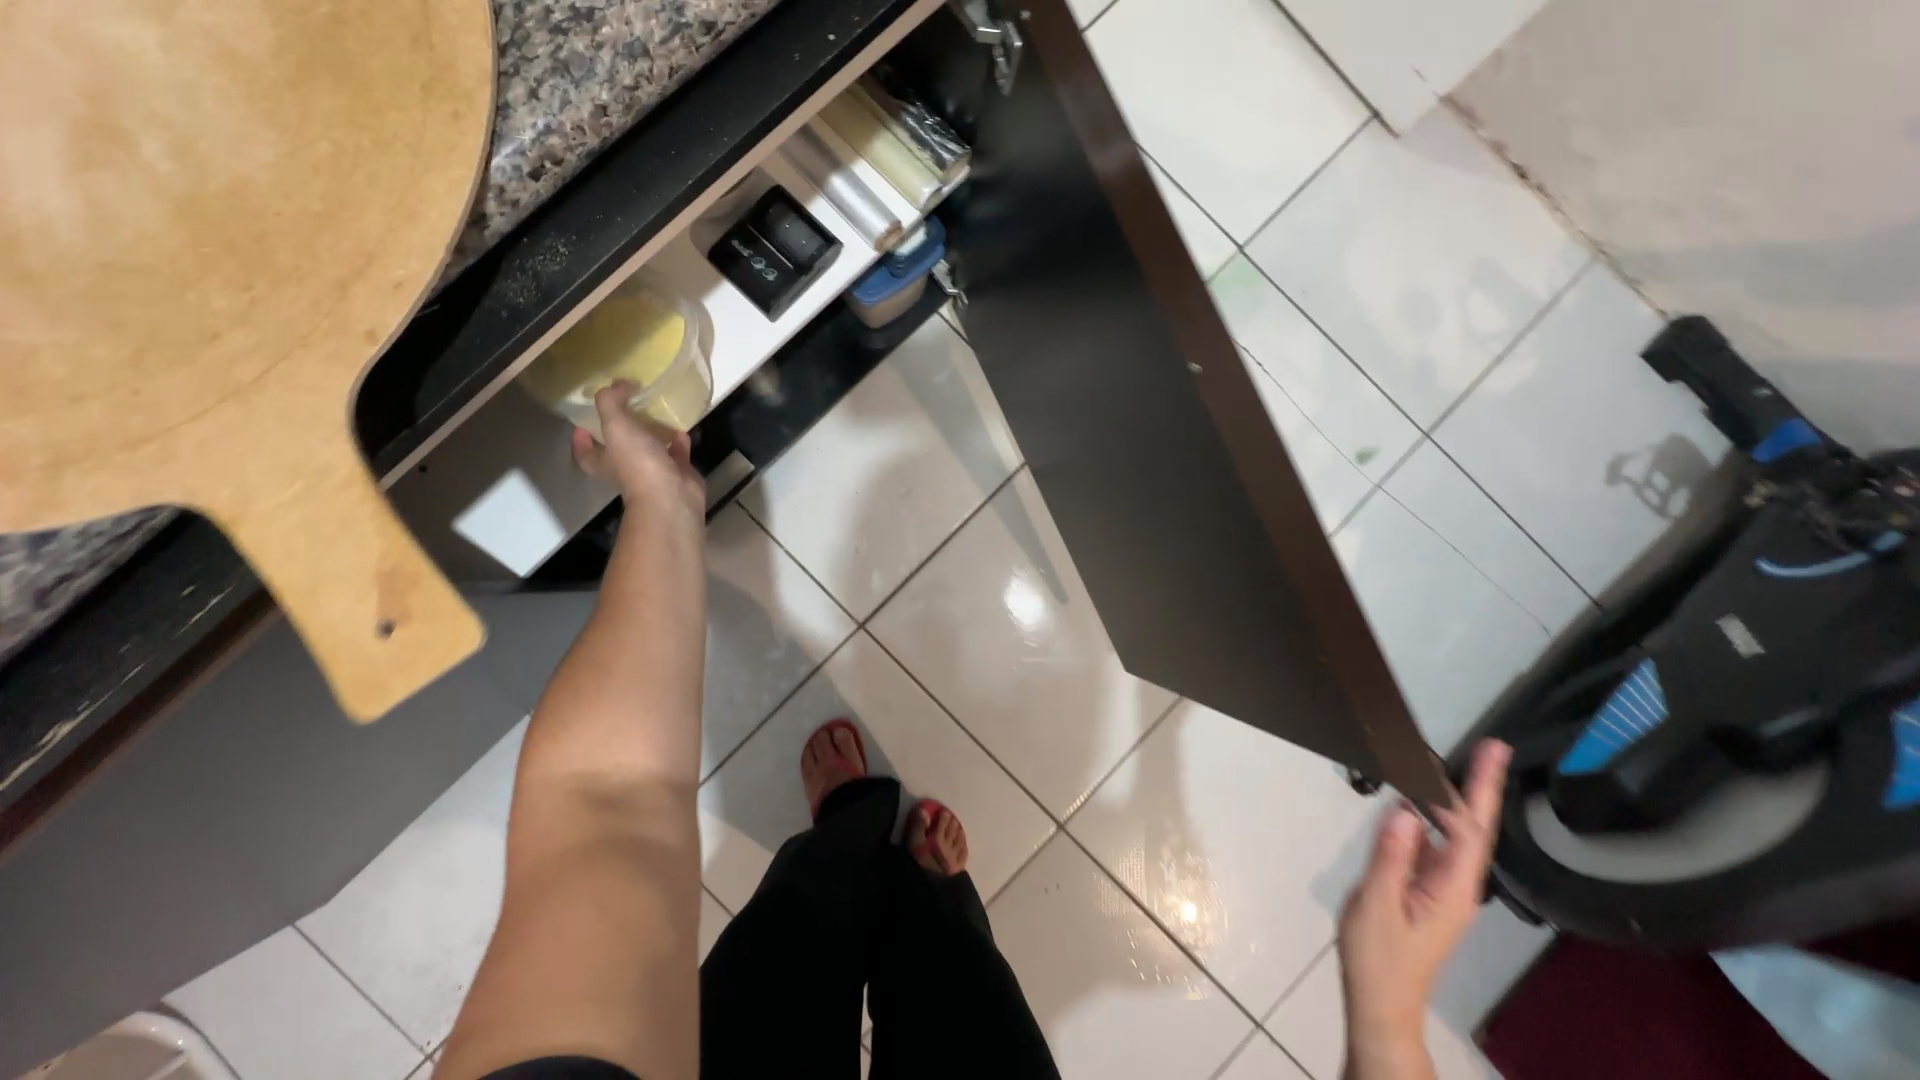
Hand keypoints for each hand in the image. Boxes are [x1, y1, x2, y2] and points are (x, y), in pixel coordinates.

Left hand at [571, 381, 704, 522]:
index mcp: (605, 462)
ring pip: (649, 450)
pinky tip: (681, 428)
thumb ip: (611, 402)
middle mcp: (627, 469)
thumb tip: (618, 384)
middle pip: (618, 450)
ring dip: (652, 434)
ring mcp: (653, 473)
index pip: (586, 453)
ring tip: (656, 413)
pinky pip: (676, 454)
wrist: (671, 496)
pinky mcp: (677, 474)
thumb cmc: (638, 463)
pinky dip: (678, 442)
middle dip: (621, 433)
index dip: (581, 440)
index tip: (582, 425)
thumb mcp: (616, 426)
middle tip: (625, 410)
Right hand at [1337, 739, 1511, 1068]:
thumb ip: (1390, 857)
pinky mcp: (1425, 894)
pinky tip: (1411, 809)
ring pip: (1453, 838)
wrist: (1380, 1004)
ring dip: (1452, 802)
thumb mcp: (1376, 904)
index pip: (1471, 830)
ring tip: (1445, 767)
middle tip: (1490, 748)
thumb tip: (1405, 813)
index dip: (1479, 789)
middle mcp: (1456, 886)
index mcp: (1452, 888)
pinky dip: (1426, 823)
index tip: (1489, 752)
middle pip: (1471, 830)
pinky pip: (1432, 849)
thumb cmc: (1378, 958)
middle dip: (1479, 788)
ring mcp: (1441, 890)